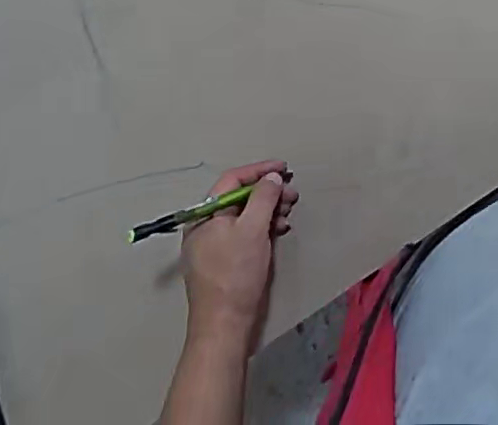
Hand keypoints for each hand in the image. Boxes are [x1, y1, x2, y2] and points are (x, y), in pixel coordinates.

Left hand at [180, 161, 298, 345]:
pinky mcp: (225, 262)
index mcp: (205, 215)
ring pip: (245, 216)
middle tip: (292, 194)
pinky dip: (263, 228)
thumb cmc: (236, 274)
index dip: (259, 171)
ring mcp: (215, 245)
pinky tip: (280, 231)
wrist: (224, 328)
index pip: (233, 180)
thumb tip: (272, 177)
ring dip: (269, 210)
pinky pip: (246, 234)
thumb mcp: (253, 229)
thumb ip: (263, 197)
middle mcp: (206, 226)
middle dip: (268, 193)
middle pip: (240, 198)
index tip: (284, 169)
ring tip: (288, 214)